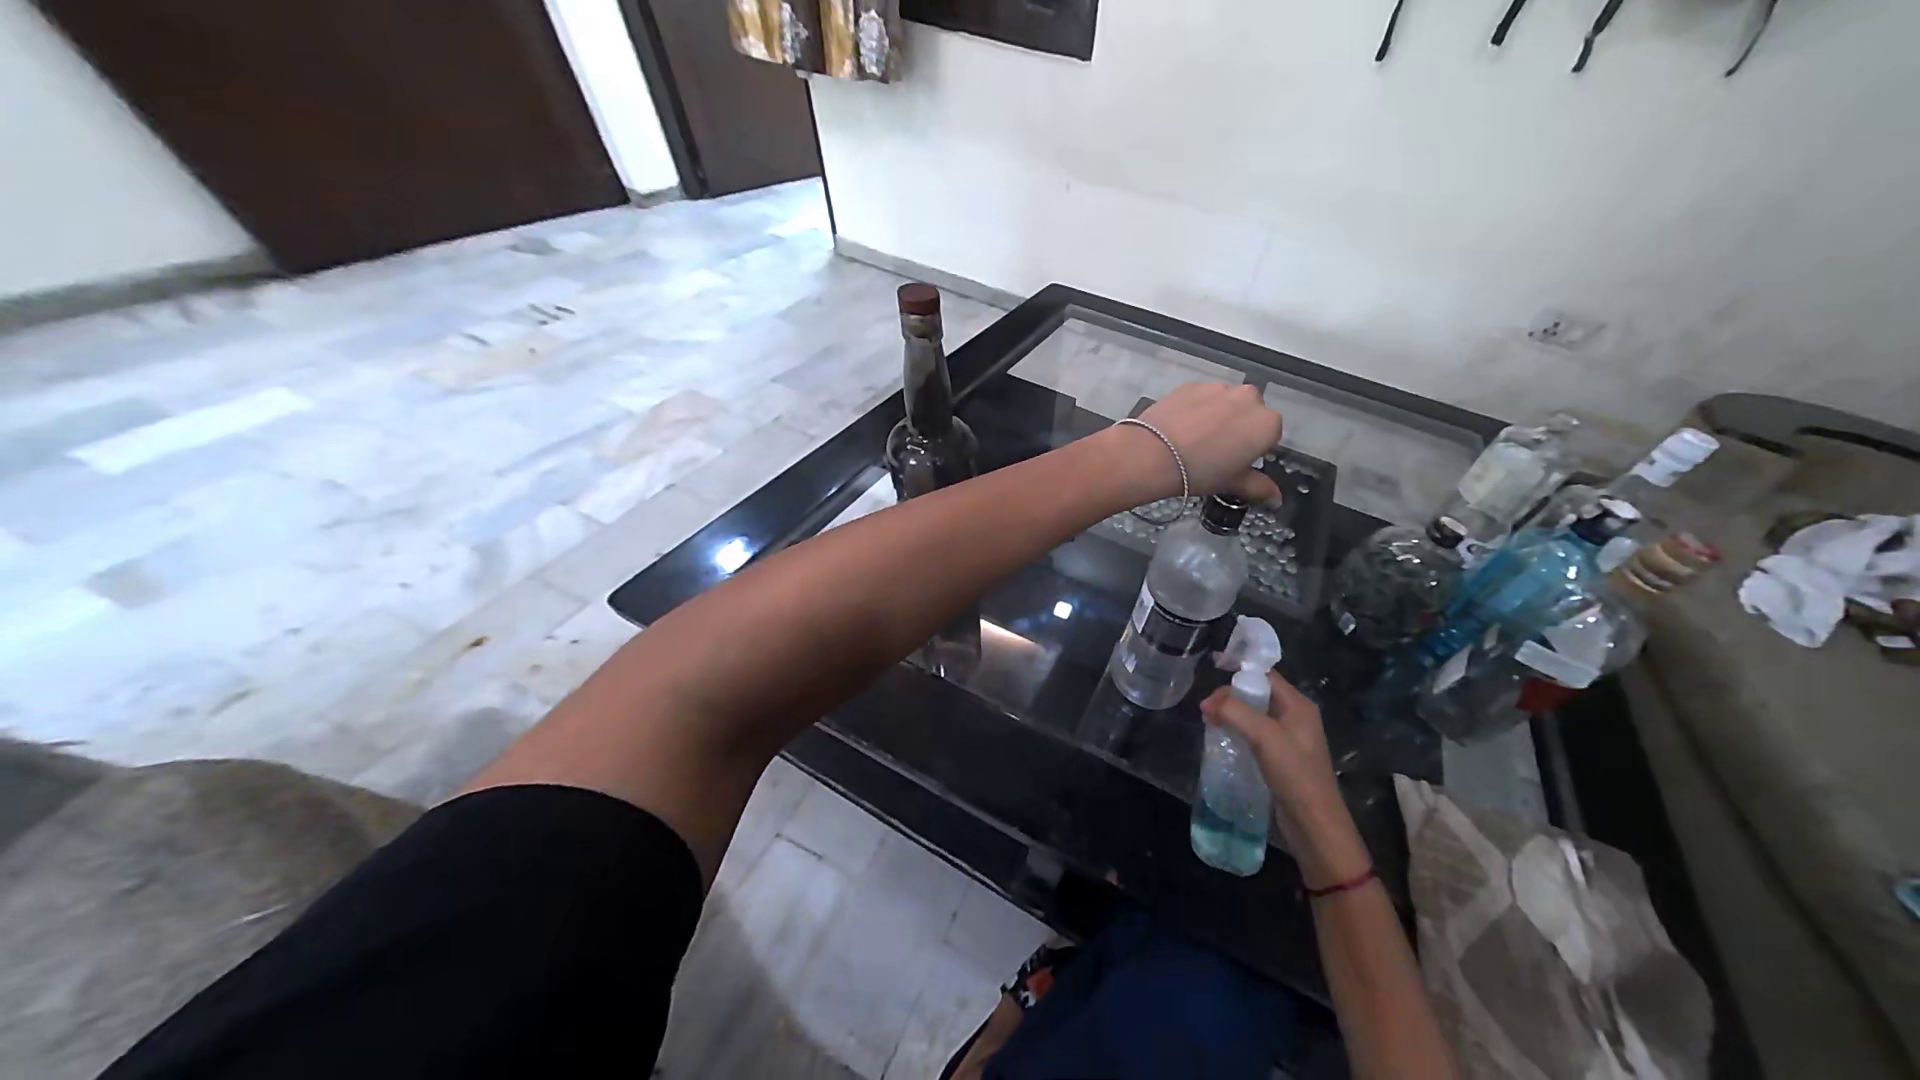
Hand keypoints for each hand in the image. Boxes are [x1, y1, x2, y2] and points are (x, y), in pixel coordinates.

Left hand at [1134, 383, 1282, 504]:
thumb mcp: (1233, 483)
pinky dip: (1194, 409)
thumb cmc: (1201, 471)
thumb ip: (1260, 488)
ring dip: (1216, 416)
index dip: (1253, 450)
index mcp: (1267, 423)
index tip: (1235, 461)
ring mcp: (1218, 387)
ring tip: (1193, 440)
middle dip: (1237, 429)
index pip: (1269, 436)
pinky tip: (1178, 428)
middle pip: (1248, 414)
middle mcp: (1249, 397)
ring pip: (1224, 403)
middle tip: (1214, 451)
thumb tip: (1277, 500)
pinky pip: (1200, 398)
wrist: (1153, 454)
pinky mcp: (1191, 385)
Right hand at [1201, 671, 1370, 887]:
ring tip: (1209, 722)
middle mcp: (1295, 717)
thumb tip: (1208, 702)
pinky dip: (1236, 730)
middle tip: (1206, 709)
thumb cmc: (1295, 774)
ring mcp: (1288, 738)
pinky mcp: (1280, 757)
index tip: (1211, 669)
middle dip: (1230, 695)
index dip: (1239, 669)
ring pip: (1253, 713)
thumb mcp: (1264, 737)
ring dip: (1231, 713)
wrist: (1315, 824)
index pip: (1265, 674)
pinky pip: (1253, 733)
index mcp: (1298, 705)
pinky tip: (1221, 740)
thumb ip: (1236, 712)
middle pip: (1257, 692)